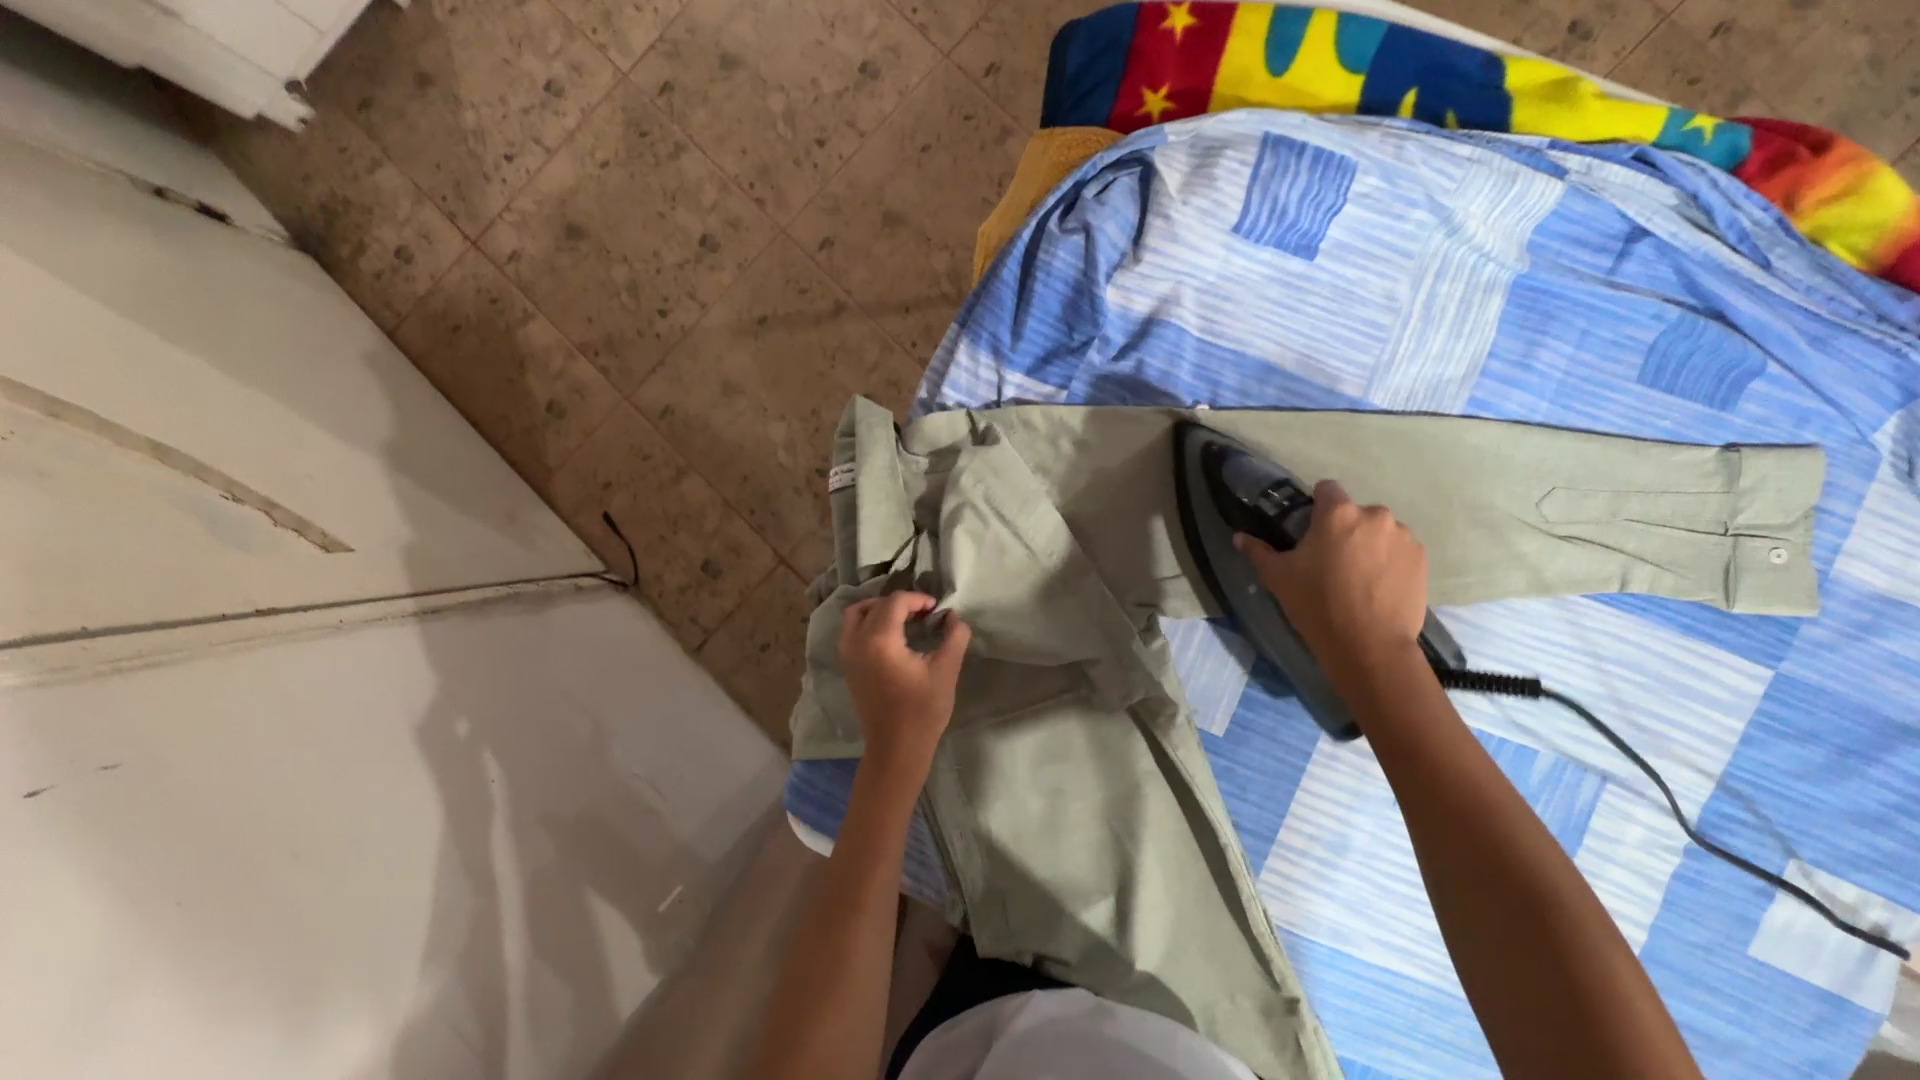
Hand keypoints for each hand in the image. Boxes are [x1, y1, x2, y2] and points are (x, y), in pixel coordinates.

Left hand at [838, 591, 971, 768]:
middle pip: (876, 604)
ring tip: (904, 618)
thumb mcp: (946, 670)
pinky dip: (868, 622)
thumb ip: (954, 636)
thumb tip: (953, 616)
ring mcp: (847, 654)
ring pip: (856, 614)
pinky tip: (891, 635)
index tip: (936, 610)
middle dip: (901, 603)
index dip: (918, 599)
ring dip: (879, 609)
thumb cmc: (923, 710)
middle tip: (924, 613)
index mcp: (879, 640)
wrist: (896, 747)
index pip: (896, 602)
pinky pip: (851, 630)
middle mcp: (856, 641)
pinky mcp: (847, 665)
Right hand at [1234, 479, 1427, 672]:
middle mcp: (1374, 515)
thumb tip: (1239, 537)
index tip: (1312, 531)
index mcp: (1337, 514)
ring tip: (1360, 578)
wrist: (1368, 645)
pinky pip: (1400, 550)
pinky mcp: (1421, 558)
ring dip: (1370, 545)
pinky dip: (1390, 562)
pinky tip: (1379, 588)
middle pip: (1355, 513)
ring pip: (1380, 532)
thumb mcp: (1278, 578)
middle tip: (1333, 562)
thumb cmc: (1317, 604)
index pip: (1327, 489)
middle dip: (1345, 530)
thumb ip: (1258, 552)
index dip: (1317, 507)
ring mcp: (1402, 536)